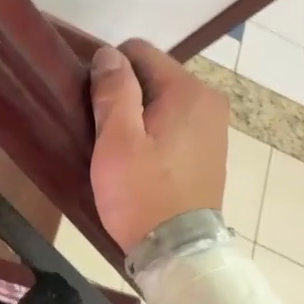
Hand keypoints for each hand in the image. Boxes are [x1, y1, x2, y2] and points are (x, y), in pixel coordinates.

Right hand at [89, 40, 229, 252]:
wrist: (177, 250)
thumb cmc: (142, 193)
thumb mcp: (117, 140)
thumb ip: (114, 91)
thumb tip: (108, 54)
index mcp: (188, 91)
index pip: (139, 52)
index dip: (108, 70)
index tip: (91, 103)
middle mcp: (208, 100)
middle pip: (151, 74)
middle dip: (123, 93)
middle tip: (101, 129)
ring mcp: (212, 125)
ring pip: (160, 99)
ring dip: (136, 113)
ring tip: (116, 146)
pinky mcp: (207, 148)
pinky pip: (172, 121)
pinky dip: (151, 129)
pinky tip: (137, 157)